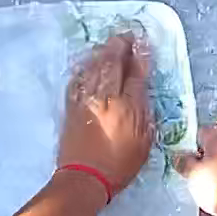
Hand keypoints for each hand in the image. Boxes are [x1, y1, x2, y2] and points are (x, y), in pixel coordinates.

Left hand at [58, 31, 153, 196]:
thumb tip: (142, 94)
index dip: (140, 57)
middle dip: (120, 47)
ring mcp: (86, 101)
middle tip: (125, 37)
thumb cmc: (119, 166)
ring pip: (93, 68)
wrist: (84, 178)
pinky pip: (77, 81)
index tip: (142, 45)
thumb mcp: (144, 143)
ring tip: (108, 45)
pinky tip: (87, 63)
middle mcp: (107, 98)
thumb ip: (145, 114)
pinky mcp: (71, 107)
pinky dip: (83, 69)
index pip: (136, 74)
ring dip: (102, 53)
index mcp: (129, 107)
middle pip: (113, 64)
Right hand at [175, 126, 216, 215]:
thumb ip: (182, 162)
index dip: (187, 143)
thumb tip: (180, 158)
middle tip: (187, 172)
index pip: (200, 133)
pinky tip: (213, 194)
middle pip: (211, 148)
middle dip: (198, 159)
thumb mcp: (191, 173)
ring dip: (209, 172)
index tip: (179, 154)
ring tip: (199, 186)